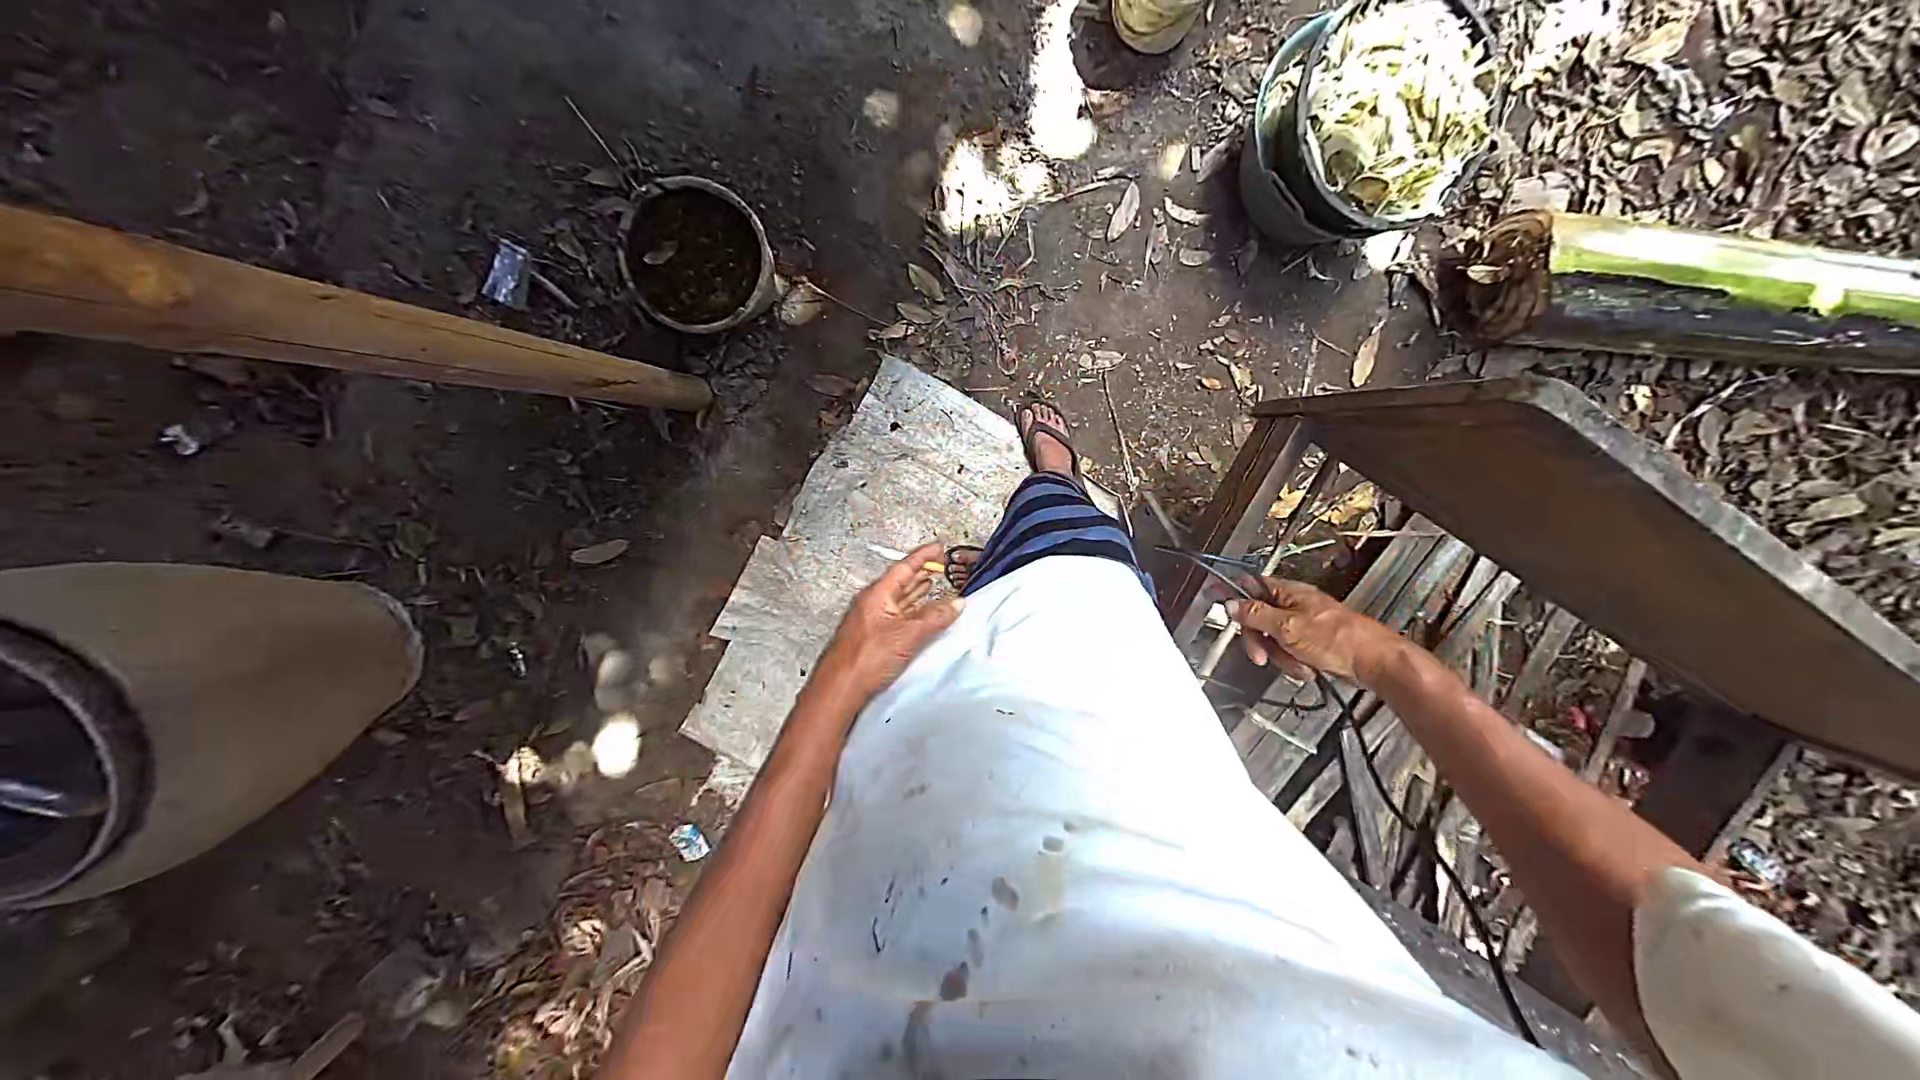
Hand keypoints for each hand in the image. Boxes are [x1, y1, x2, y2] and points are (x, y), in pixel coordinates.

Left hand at [815, 543, 963, 701]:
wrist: (840, 689)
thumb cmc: (863, 660)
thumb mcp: (907, 634)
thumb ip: (934, 617)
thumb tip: (955, 603)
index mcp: (877, 595)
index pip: (904, 568)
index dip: (923, 556)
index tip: (937, 548)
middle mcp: (872, 604)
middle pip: (901, 582)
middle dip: (922, 573)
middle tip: (939, 566)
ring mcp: (871, 622)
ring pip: (899, 600)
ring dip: (917, 593)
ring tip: (933, 586)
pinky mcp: (873, 639)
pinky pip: (897, 617)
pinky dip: (912, 613)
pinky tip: (920, 617)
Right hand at [1226, 578, 1405, 685]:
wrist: (1374, 663)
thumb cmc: (1341, 640)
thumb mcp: (1287, 627)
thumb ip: (1255, 615)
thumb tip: (1232, 604)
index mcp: (1289, 593)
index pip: (1251, 586)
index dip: (1233, 592)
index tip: (1215, 593)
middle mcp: (1295, 606)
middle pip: (1258, 619)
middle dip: (1260, 640)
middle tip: (1262, 652)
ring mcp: (1304, 625)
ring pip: (1272, 640)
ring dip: (1280, 656)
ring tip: (1297, 661)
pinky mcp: (1312, 644)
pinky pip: (1288, 653)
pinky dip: (1294, 663)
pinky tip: (1307, 667)